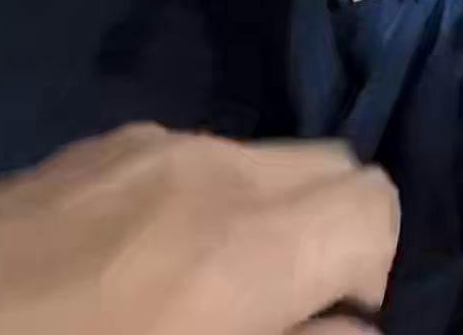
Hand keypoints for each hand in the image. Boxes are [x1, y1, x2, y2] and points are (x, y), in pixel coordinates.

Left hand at [0, 124, 399, 334]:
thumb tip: (349, 329)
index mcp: (225, 242)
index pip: (373, 203)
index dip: (377, 282)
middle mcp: (196, 161)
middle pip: (335, 164)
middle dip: (335, 246)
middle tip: (280, 332)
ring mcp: (136, 145)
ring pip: (267, 163)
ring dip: (271, 231)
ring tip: (206, 317)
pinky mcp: (85, 153)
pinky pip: (197, 166)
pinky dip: (210, 215)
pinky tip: (135, 290)